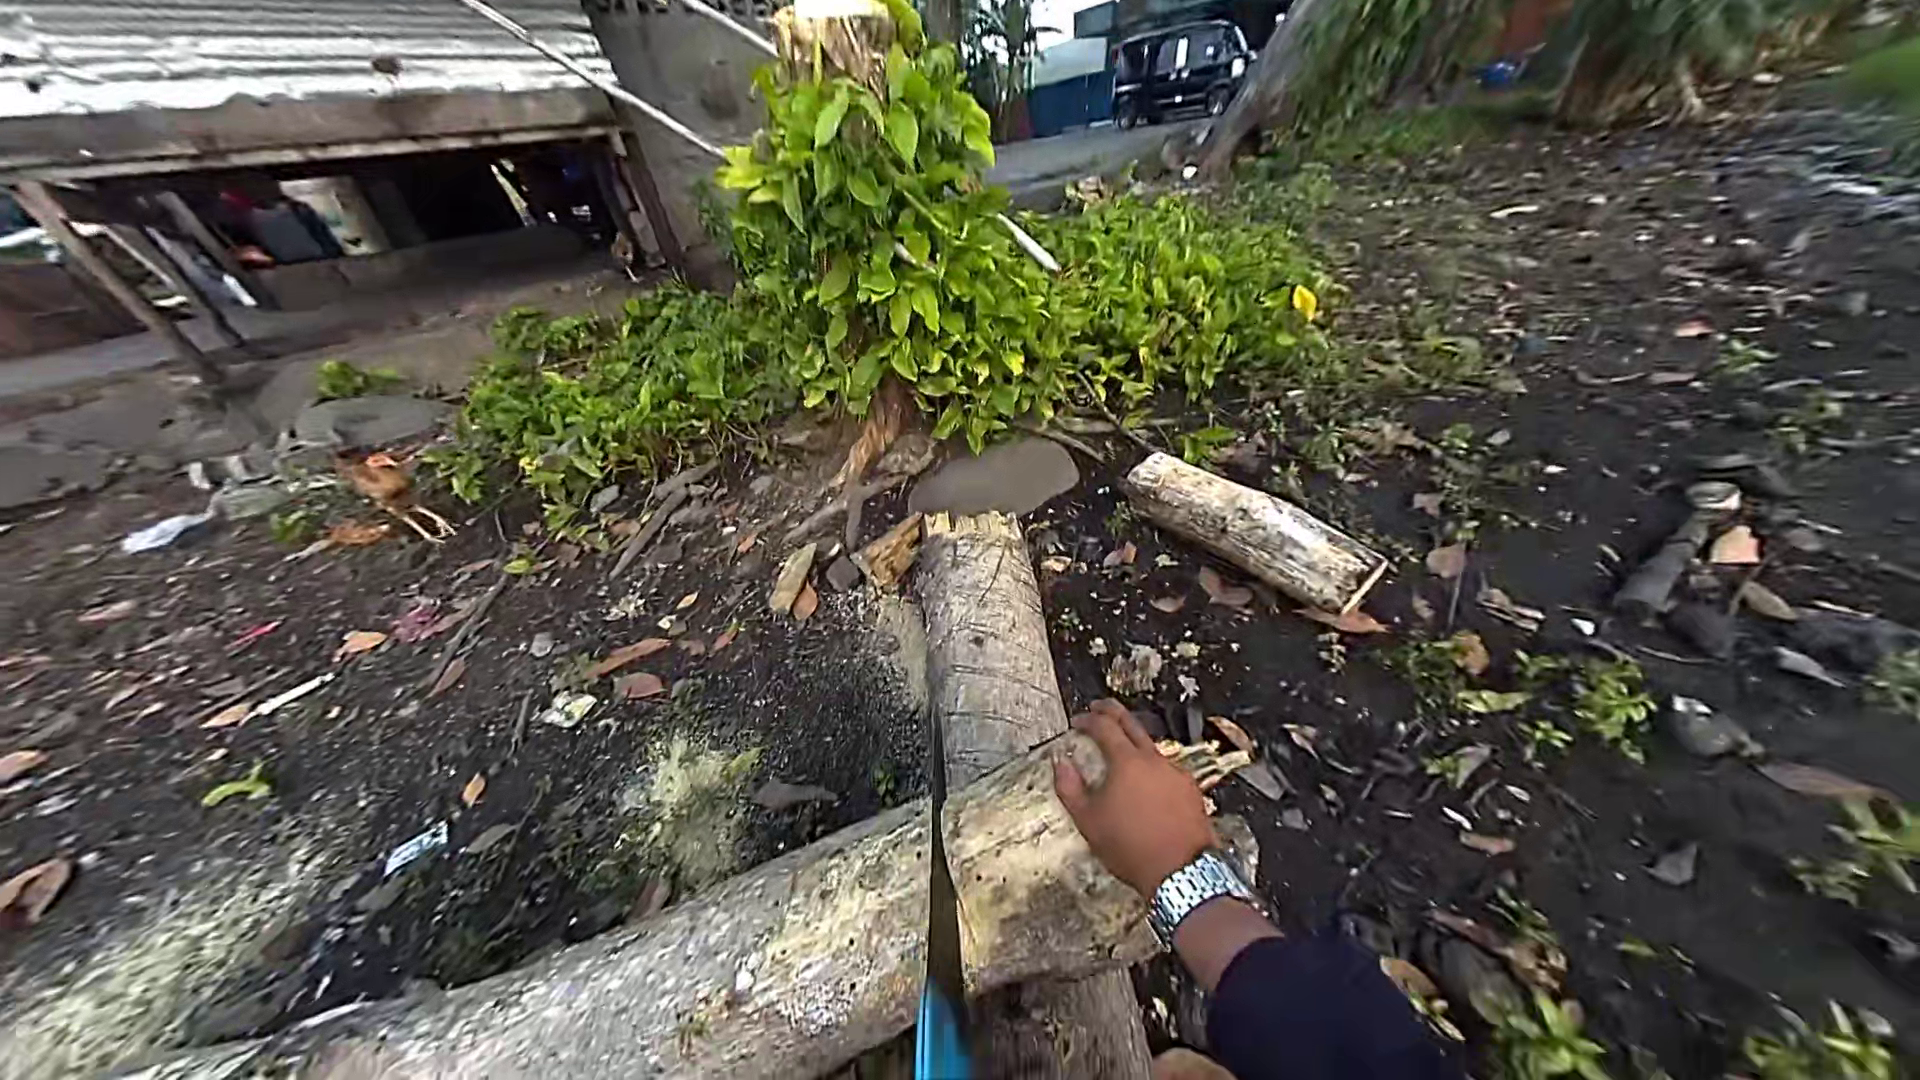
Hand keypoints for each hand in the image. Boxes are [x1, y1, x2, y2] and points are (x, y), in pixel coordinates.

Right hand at [1053, 699, 1216, 898]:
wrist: (1181, 874)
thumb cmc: (1132, 848)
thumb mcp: (1088, 821)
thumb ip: (1069, 787)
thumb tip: (1060, 763)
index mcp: (1126, 761)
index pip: (1104, 726)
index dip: (1088, 719)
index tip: (1078, 721)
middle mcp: (1153, 760)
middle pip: (1131, 723)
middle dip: (1111, 711)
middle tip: (1098, 708)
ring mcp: (1175, 772)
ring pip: (1150, 746)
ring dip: (1132, 741)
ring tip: (1119, 751)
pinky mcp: (1190, 789)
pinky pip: (1166, 767)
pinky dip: (1151, 766)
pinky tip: (1145, 782)